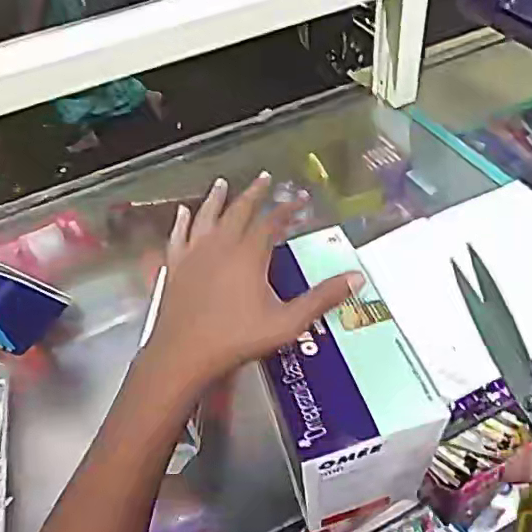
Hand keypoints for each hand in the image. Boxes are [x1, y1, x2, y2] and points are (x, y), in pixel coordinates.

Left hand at [140, 173, 360, 392]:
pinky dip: (182, 221)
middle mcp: (221, 245)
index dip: (288, 208)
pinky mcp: (175, 266)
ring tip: (223, 183)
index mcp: (249, 254)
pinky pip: (179, 235)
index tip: (300, 200)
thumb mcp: (287, 322)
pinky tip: (183, 212)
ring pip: (207, 216)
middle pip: (239, 210)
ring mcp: (194, 253)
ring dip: (217, 198)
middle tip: (265, 178)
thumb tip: (356, 278)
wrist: (185, 353)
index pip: (272, 221)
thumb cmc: (237, 339)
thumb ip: (322, 299)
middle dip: (255, 193)